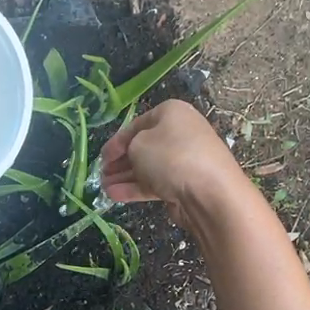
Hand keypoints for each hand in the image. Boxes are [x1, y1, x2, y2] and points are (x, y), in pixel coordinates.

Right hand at [99, 100, 239, 225]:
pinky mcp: (181, 184)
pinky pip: (153, 184)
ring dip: (123, 177)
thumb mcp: (139, 143)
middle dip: (119, 161)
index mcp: (171, 113)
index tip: (101, 157)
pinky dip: (134, 188)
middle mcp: (178, 133)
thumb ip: (127, 147)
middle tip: (101, 173)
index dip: (116, 141)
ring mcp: (181, 160)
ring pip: (146, 167)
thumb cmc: (171, 156)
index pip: (137, 124)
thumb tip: (129, 155)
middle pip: (142, 147)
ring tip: (103, 187)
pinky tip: (114, 195)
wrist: (208, 191)